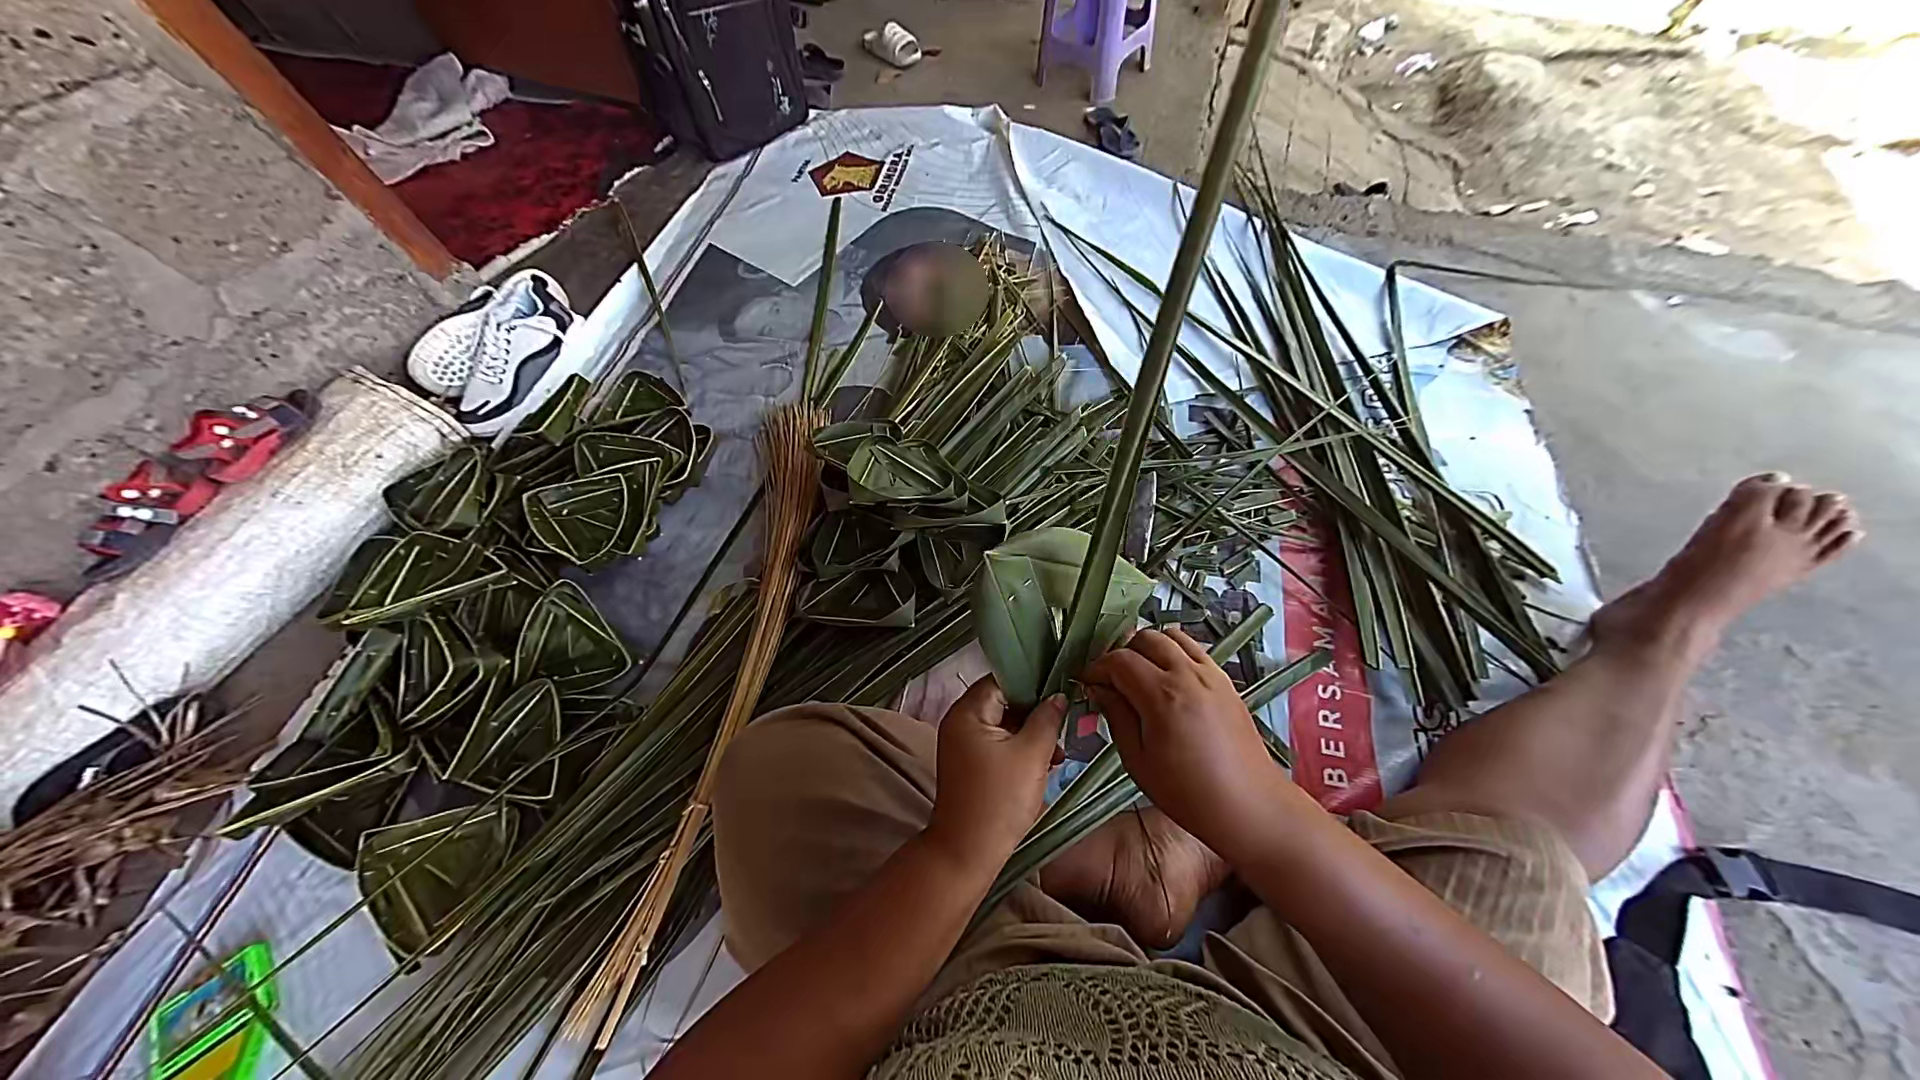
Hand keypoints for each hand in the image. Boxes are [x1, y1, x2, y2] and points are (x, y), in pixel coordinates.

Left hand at [927, 676, 1066, 867]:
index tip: (1061, 689)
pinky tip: (1044, 763)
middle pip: (1004, 700)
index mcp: (968, 711)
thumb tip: (1058, 695)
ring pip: (1005, 723)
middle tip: (1063, 726)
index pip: (1003, 679)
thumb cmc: (999, 800)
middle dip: (1036, 712)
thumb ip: (1047, 718)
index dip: (1033, 681)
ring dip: (1032, 733)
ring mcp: (963, 743)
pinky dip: (1021, 749)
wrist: (967, 852)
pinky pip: (999, 743)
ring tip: (1057, 753)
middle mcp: (960, 721)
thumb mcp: (1032, 754)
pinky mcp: (970, 762)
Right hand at [1083, 627, 1292, 855]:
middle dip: (1121, 652)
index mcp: (1162, 695)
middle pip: (1145, 638)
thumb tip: (1098, 690)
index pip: (1119, 660)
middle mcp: (1188, 674)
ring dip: (1149, 647)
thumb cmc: (1187, 793)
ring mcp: (1211, 674)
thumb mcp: (1138, 760)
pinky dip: (1174, 653)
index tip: (1086, 682)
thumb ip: (1116, 716)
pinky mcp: (1226, 681)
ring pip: (1171, 636)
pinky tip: (1167, 679)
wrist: (1249, 805)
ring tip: (1139, 673)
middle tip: (1111, 678)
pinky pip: (1194, 649)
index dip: (1097, 668)